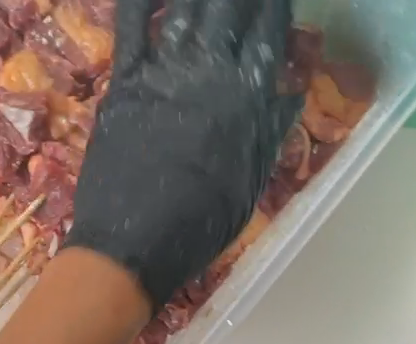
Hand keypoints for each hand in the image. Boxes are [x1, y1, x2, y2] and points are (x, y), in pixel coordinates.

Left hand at [65, 0, 300, 308]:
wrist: (132, 247)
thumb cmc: (196, 229)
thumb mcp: (247, 187)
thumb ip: (267, 134)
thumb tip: (290, 94)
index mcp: (247, 101)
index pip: (269, 33)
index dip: (274, 6)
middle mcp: (210, 74)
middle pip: (230, 8)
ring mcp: (165, 74)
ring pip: (188, 7)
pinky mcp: (125, 83)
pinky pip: (131, 26)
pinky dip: (140, 1)